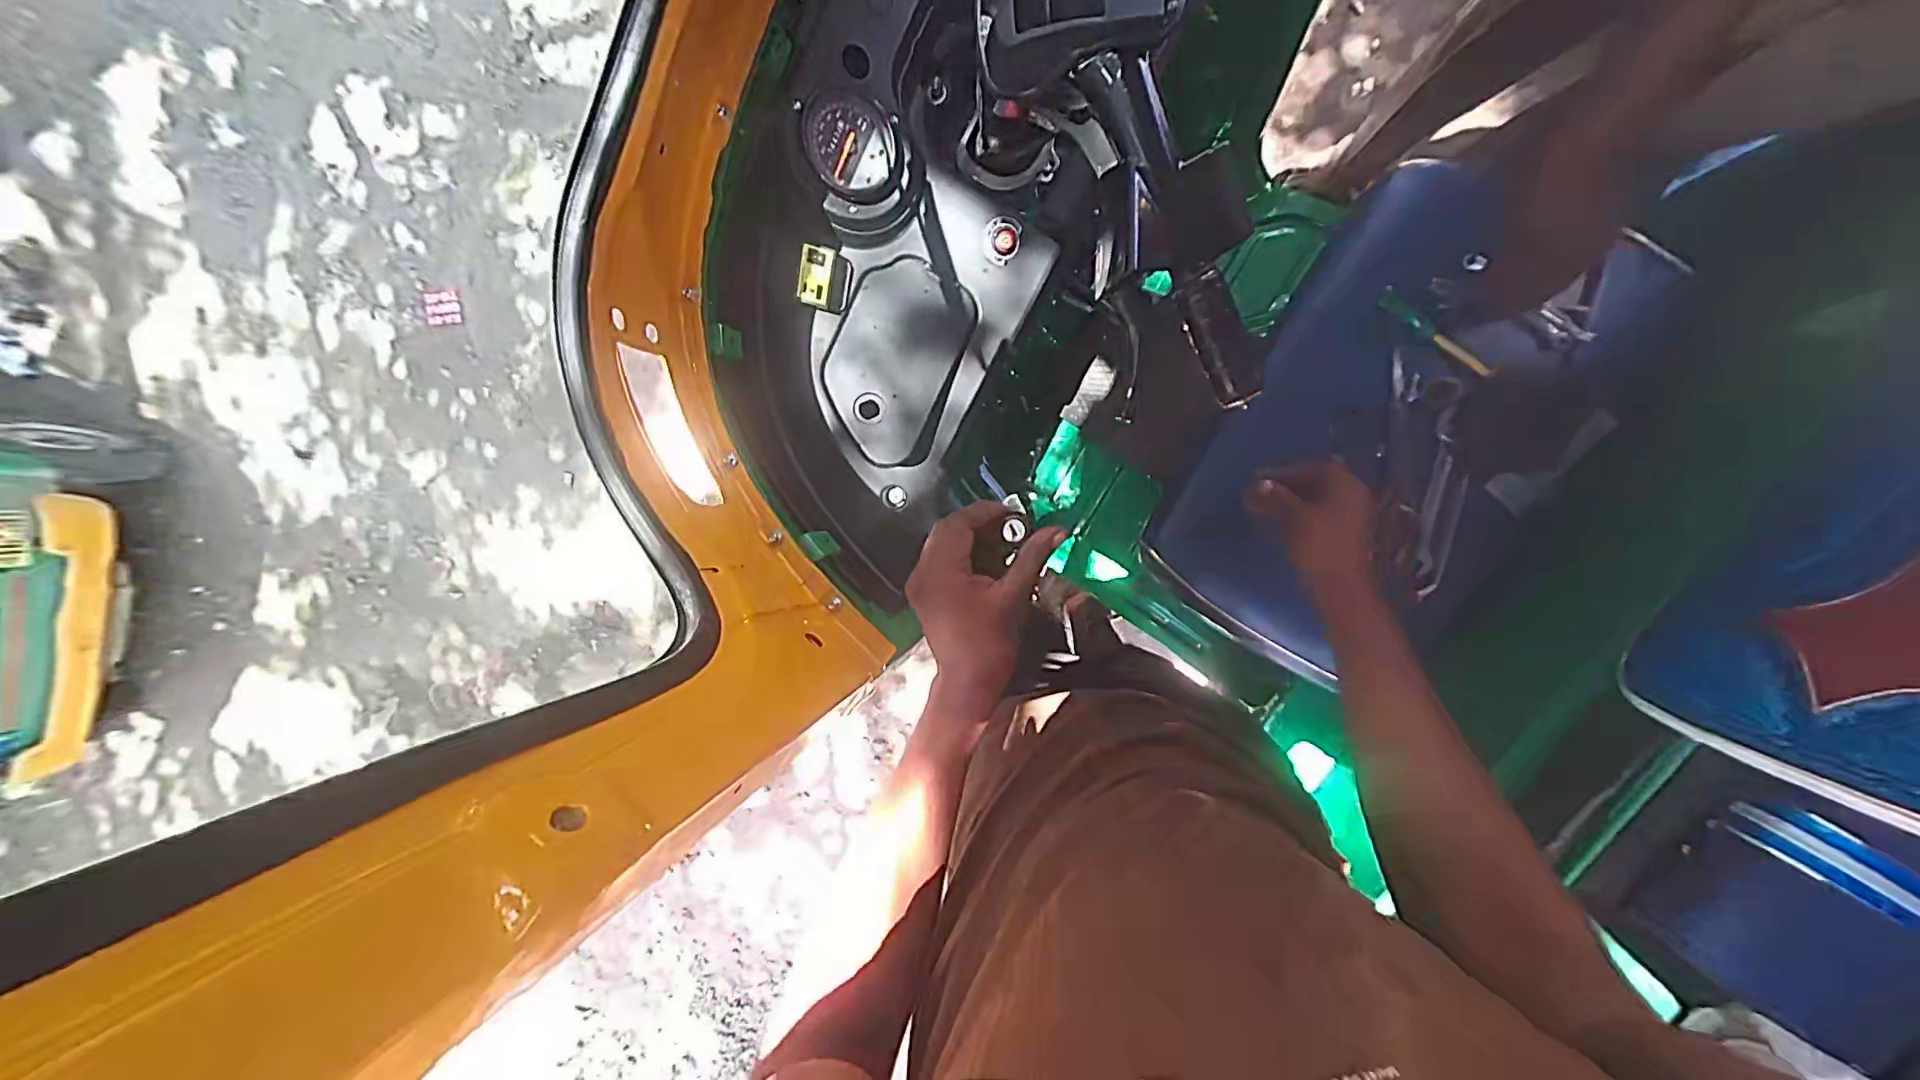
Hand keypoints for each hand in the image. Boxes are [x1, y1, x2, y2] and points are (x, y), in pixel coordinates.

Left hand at [906, 502, 1064, 715]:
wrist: (969, 683)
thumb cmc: (988, 647)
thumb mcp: (1013, 596)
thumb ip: (1032, 557)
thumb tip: (1053, 532)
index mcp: (939, 571)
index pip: (958, 523)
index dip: (987, 512)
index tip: (1013, 512)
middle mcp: (923, 574)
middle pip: (948, 530)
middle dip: (980, 524)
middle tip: (1011, 526)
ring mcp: (921, 585)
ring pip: (943, 544)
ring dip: (972, 538)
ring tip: (1003, 544)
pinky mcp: (925, 594)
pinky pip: (941, 560)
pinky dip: (963, 555)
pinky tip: (988, 563)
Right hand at [1245, 461, 1377, 598]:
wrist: (1339, 587)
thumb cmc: (1320, 546)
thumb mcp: (1296, 517)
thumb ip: (1278, 497)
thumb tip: (1259, 482)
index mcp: (1347, 487)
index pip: (1315, 469)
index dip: (1286, 471)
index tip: (1259, 477)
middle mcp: (1349, 498)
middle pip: (1312, 484)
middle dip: (1282, 487)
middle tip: (1255, 491)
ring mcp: (1344, 518)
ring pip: (1310, 502)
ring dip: (1284, 502)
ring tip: (1256, 506)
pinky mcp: (1335, 535)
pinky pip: (1311, 516)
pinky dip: (1291, 515)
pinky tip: (1271, 521)